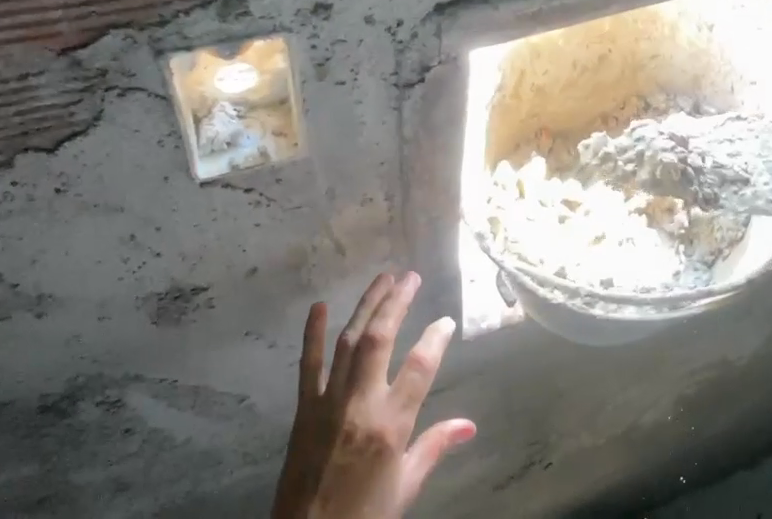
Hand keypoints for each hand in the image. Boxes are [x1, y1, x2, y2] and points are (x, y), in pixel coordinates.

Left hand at [271, 272, 475, 518]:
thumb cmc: (364, 515)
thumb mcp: (405, 487)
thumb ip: (434, 448)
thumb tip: (468, 425)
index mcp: (391, 425)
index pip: (421, 367)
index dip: (436, 338)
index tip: (446, 320)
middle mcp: (361, 404)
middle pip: (381, 339)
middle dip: (397, 303)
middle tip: (411, 276)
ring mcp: (329, 402)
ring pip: (349, 341)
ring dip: (366, 306)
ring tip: (383, 278)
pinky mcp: (303, 408)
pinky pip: (308, 364)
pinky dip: (313, 333)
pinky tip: (319, 306)